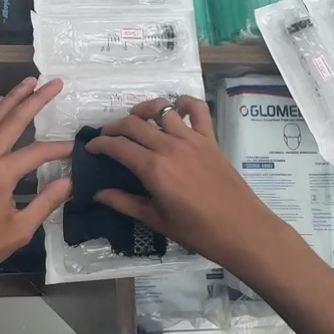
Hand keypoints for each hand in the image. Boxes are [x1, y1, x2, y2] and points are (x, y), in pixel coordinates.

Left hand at [0, 77, 72, 278]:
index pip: (38, 151)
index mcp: (1, 173)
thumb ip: (46, 202)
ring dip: (11, 98)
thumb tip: (70, 183)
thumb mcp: (20, 230)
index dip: (59, 149)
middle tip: (53, 82)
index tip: (75, 148)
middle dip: (35, 98)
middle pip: (14, 119)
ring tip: (28, 83)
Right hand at [85, 96, 297, 277]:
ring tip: (136, 120)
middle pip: (134, 123)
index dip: (100, 144)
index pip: (118, 146)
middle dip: (115, 127)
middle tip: (107, 137)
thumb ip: (124, 203)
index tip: (91, 147)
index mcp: (154, 168)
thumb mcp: (156, 220)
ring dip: (143, 110)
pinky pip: (197, 109)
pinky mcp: (210, 138)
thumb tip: (98, 193)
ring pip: (161, 109)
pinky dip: (184, 103)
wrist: (241, 230)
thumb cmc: (197, 231)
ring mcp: (192, 139)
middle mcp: (170, 146)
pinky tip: (175, 110)